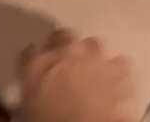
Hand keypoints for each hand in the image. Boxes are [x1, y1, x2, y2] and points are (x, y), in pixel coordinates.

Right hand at [18, 28, 135, 121]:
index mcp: (37, 67)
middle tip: (64, 66)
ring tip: (91, 74)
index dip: (33, 61)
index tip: (36, 70)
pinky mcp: (121, 65)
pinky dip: (114, 72)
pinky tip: (113, 85)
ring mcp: (96, 55)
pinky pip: (117, 62)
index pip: (29, 53)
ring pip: (92, 44)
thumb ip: (32, 97)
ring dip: (90, 56)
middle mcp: (67, 52)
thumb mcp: (31, 115)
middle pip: (63, 37)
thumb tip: (36, 98)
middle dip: (63, 47)